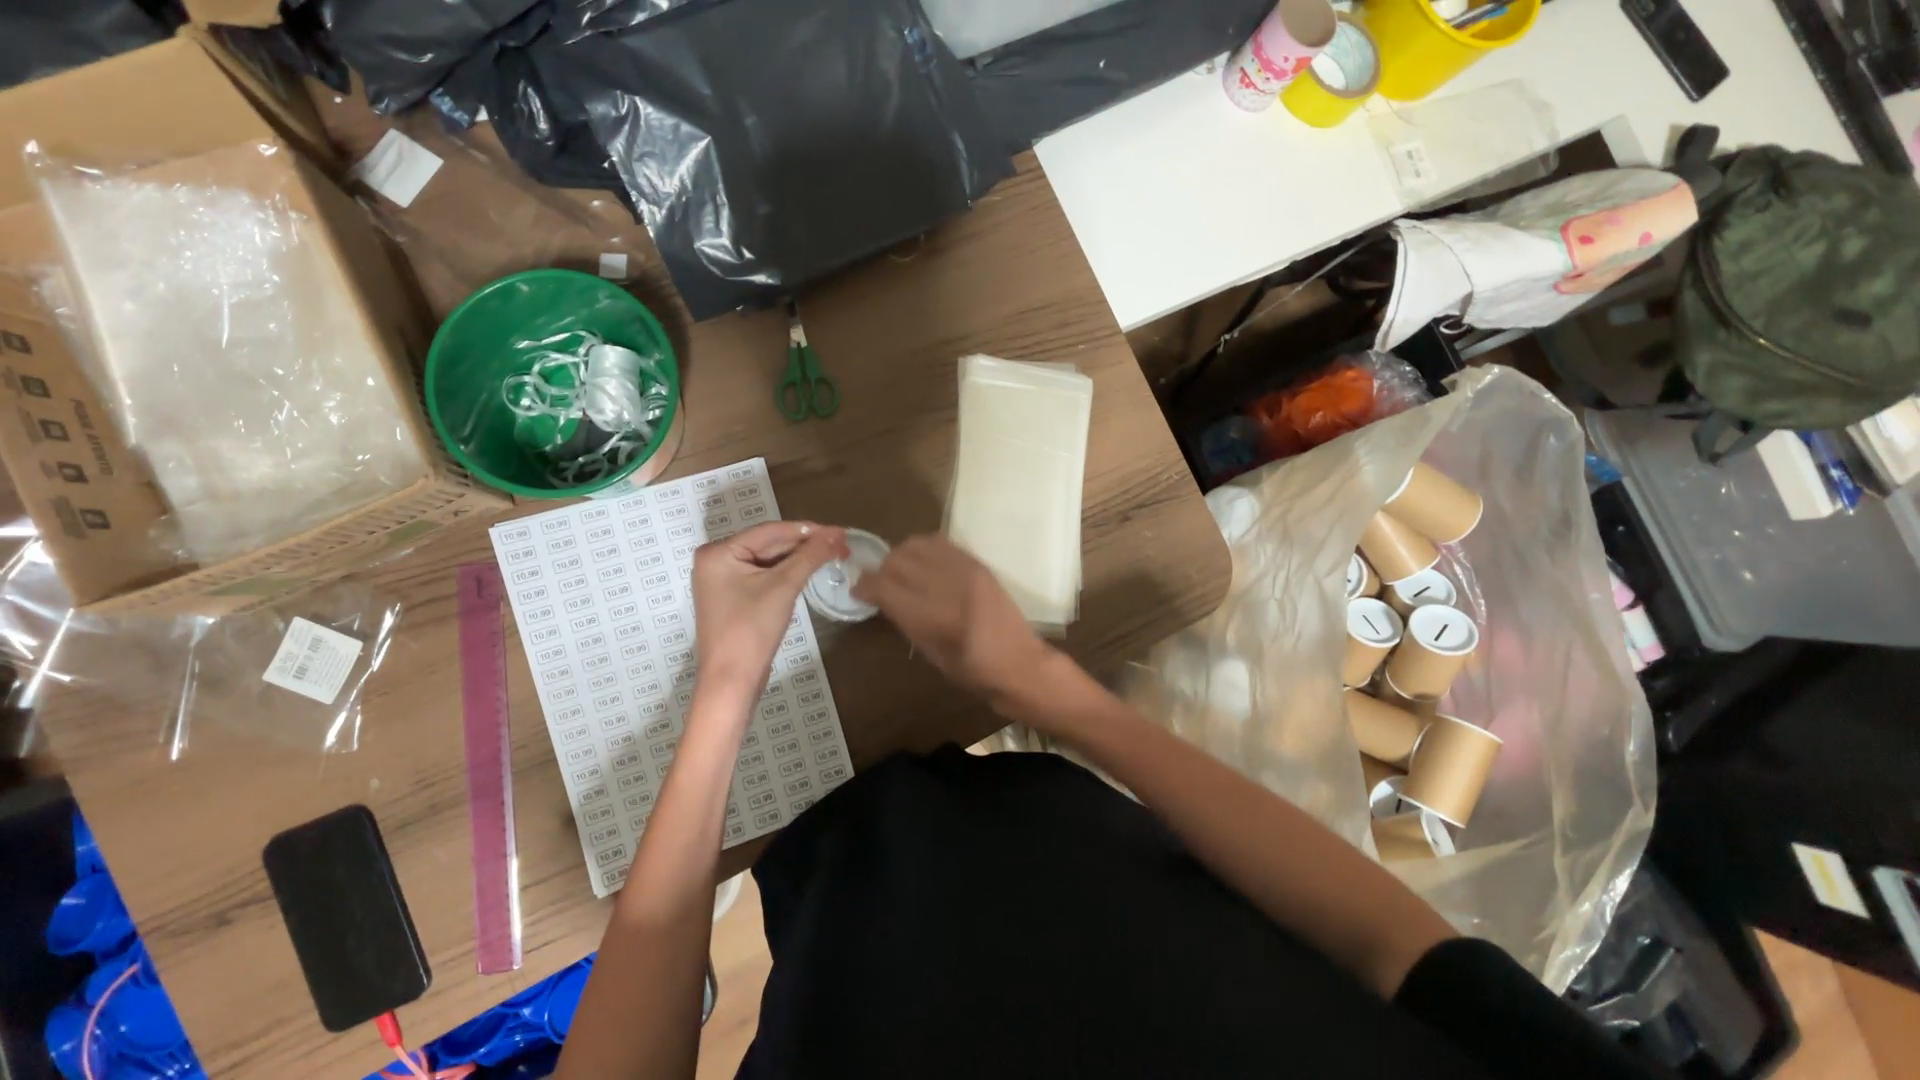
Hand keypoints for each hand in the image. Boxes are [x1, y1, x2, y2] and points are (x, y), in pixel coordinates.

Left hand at [692, 521, 847, 708]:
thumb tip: (837, 534)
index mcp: (718, 552)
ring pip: (767, 560)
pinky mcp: (732, 598)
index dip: (808, 530)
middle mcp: (715, 560)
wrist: (731, 680)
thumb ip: (810, 556)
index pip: (770, 531)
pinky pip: (762, 576)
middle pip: (768, 544)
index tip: (840, 532)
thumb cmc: (751, 630)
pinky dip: (785, 573)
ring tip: (831, 554)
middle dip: (804, 544)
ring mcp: (722, 580)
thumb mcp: (783, 587)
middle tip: (840, 544)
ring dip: (798, 558)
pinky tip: (808, 570)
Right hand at [851, 535, 1056, 702]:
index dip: (864, 587)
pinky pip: (941, 543)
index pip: (884, 586)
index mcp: (933, 616)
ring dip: (901, 557)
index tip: (858, 593)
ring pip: (916, 544)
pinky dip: (924, 550)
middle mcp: (947, 585)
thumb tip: (884, 599)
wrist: (1020, 664)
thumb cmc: (973, 673)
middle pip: (896, 561)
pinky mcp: (978, 564)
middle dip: (881, 572)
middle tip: (879, 586)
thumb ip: (906, 621)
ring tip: (900, 573)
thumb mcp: (930, 654)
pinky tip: (923, 565)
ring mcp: (966, 570)